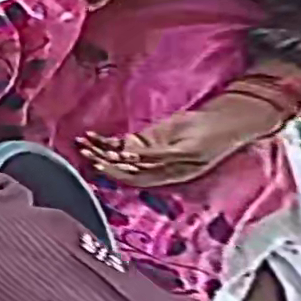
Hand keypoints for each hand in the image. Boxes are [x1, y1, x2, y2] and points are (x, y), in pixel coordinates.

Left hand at [77, 92, 286, 186]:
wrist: (219, 121)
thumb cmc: (210, 138)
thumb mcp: (187, 149)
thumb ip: (158, 156)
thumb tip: (130, 159)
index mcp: (168, 175)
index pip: (136, 179)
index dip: (117, 174)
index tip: (100, 165)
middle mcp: (153, 166)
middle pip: (121, 168)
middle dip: (101, 161)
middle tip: (84, 152)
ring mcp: (146, 153)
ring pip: (115, 155)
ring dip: (97, 150)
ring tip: (81, 142)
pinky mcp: (142, 140)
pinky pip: (118, 143)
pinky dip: (103, 141)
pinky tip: (90, 135)